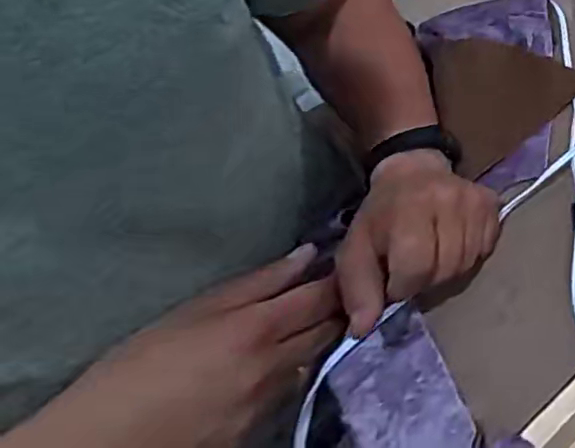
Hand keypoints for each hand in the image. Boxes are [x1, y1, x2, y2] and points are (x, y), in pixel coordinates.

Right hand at [8, 245, 341, 447]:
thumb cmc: (126, 374)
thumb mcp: (188, 315)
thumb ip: (258, 282)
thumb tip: (309, 254)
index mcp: (258, 328)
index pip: (326, 293)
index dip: (339, 278)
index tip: (338, 270)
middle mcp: (272, 363)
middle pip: (330, 326)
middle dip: (335, 309)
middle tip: (325, 300)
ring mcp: (265, 399)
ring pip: (313, 358)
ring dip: (313, 342)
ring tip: (297, 333)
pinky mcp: (253, 428)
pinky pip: (288, 391)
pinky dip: (287, 375)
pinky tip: (267, 371)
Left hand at [337, 150, 500, 336]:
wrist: (414, 174)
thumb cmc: (380, 217)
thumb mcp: (353, 252)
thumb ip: (357, 290)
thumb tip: (365, 328)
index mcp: (409, 213)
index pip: (416, 269)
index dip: (401, 287)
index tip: (391, 283)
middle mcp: (449, 202)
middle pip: (446, 266)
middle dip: (426, 281)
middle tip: (413, 273)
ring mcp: (475, 201)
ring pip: (469, 259)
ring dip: (449, 271)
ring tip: (433, 262)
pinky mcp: (492, 202)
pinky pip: (488, 245)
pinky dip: (470, 255)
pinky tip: (454, 248)